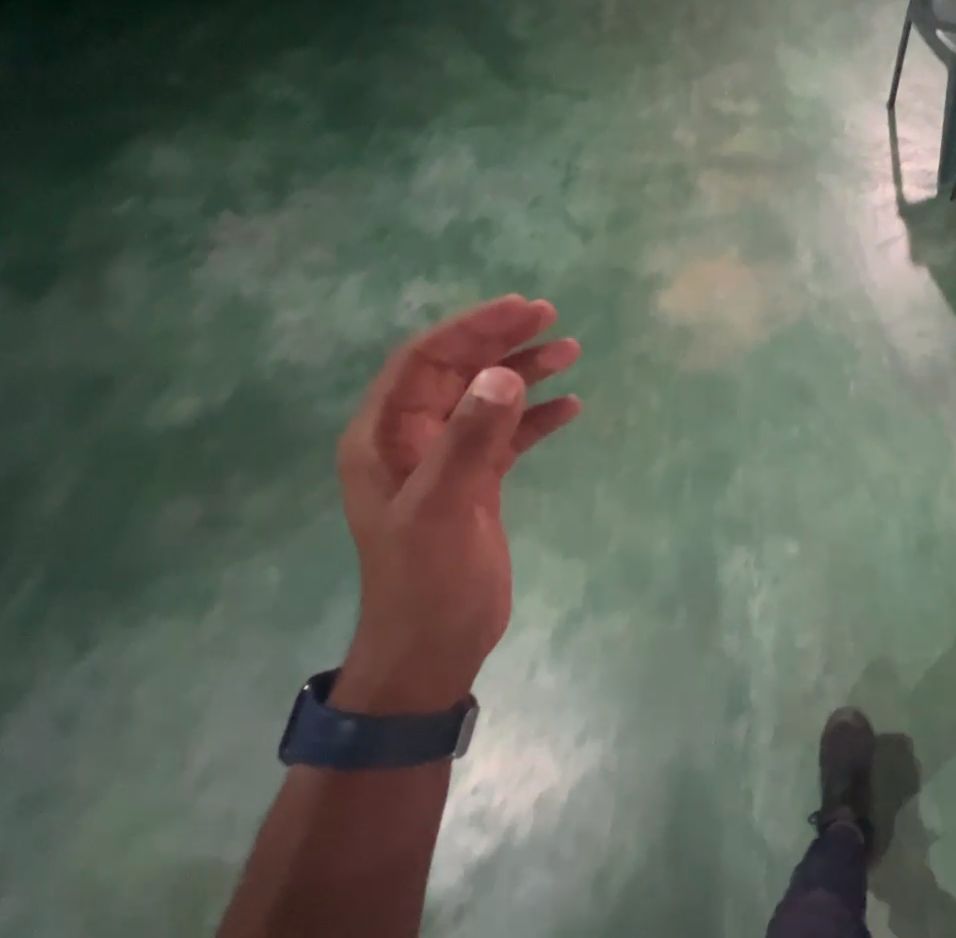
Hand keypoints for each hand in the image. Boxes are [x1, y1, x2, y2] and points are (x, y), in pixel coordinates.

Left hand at [333, 295, 581, 713]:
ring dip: (525, 373)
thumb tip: (504, 374)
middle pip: (457, 373)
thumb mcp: (443, 506)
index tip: (522, 310)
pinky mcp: (476, 486)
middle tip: (551, 318)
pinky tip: (571, 406)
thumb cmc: (426, 579)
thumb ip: (470, 439)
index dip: (471, 329)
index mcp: (384, 437)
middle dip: (501, 342)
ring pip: (486, 401)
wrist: (434, 645)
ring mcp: (446, 463)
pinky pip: (507, 437)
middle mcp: (412, 441)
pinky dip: (537, 418)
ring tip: (571, 351)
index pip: (425, 362)